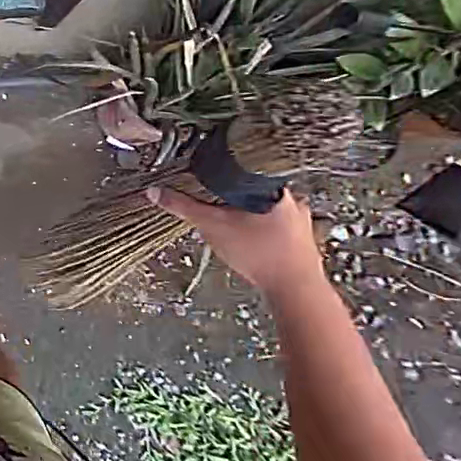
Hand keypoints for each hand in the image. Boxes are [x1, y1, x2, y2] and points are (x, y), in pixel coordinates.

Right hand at [146, 186, 328, 295]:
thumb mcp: (211, 225)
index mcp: (273, 186)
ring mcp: (302, 222)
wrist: (294, 290)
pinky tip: (252, 246)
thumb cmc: (261, 255)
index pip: (241, 169)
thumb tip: (157, 192)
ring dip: (249, 219)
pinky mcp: (303, 241)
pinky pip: (277, 230)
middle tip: (221, 212)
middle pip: (253, 191)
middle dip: (235, 202)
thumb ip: (182, 206)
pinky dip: (262, 236)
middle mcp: (293, 199)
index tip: (211, 187)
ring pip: (266, 211)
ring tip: (235, 232)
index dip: (222, 178)